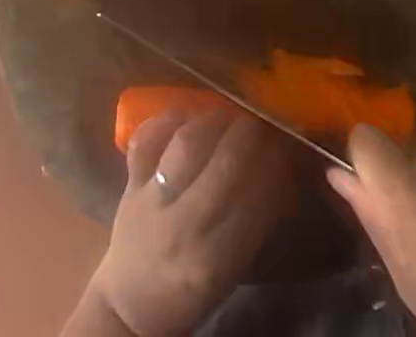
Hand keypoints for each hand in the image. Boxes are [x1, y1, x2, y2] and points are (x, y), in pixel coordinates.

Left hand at [79, 109, 293, 336]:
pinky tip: (186, 113)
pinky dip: (165, 119)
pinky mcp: (129, 183)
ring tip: (229, 111)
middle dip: (249, 135)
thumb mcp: (233, 267)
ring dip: (214, 120)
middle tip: (263, 121)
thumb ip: (256, 220)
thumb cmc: (193, 288)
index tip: (286, 144)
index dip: (274, 165)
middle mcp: (183, 225)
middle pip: (223, 165)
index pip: (255, 200)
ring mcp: (151, 199)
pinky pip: (145, 140)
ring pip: (186, 145)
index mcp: (215, 258)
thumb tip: (281, 168)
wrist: (131, 305)